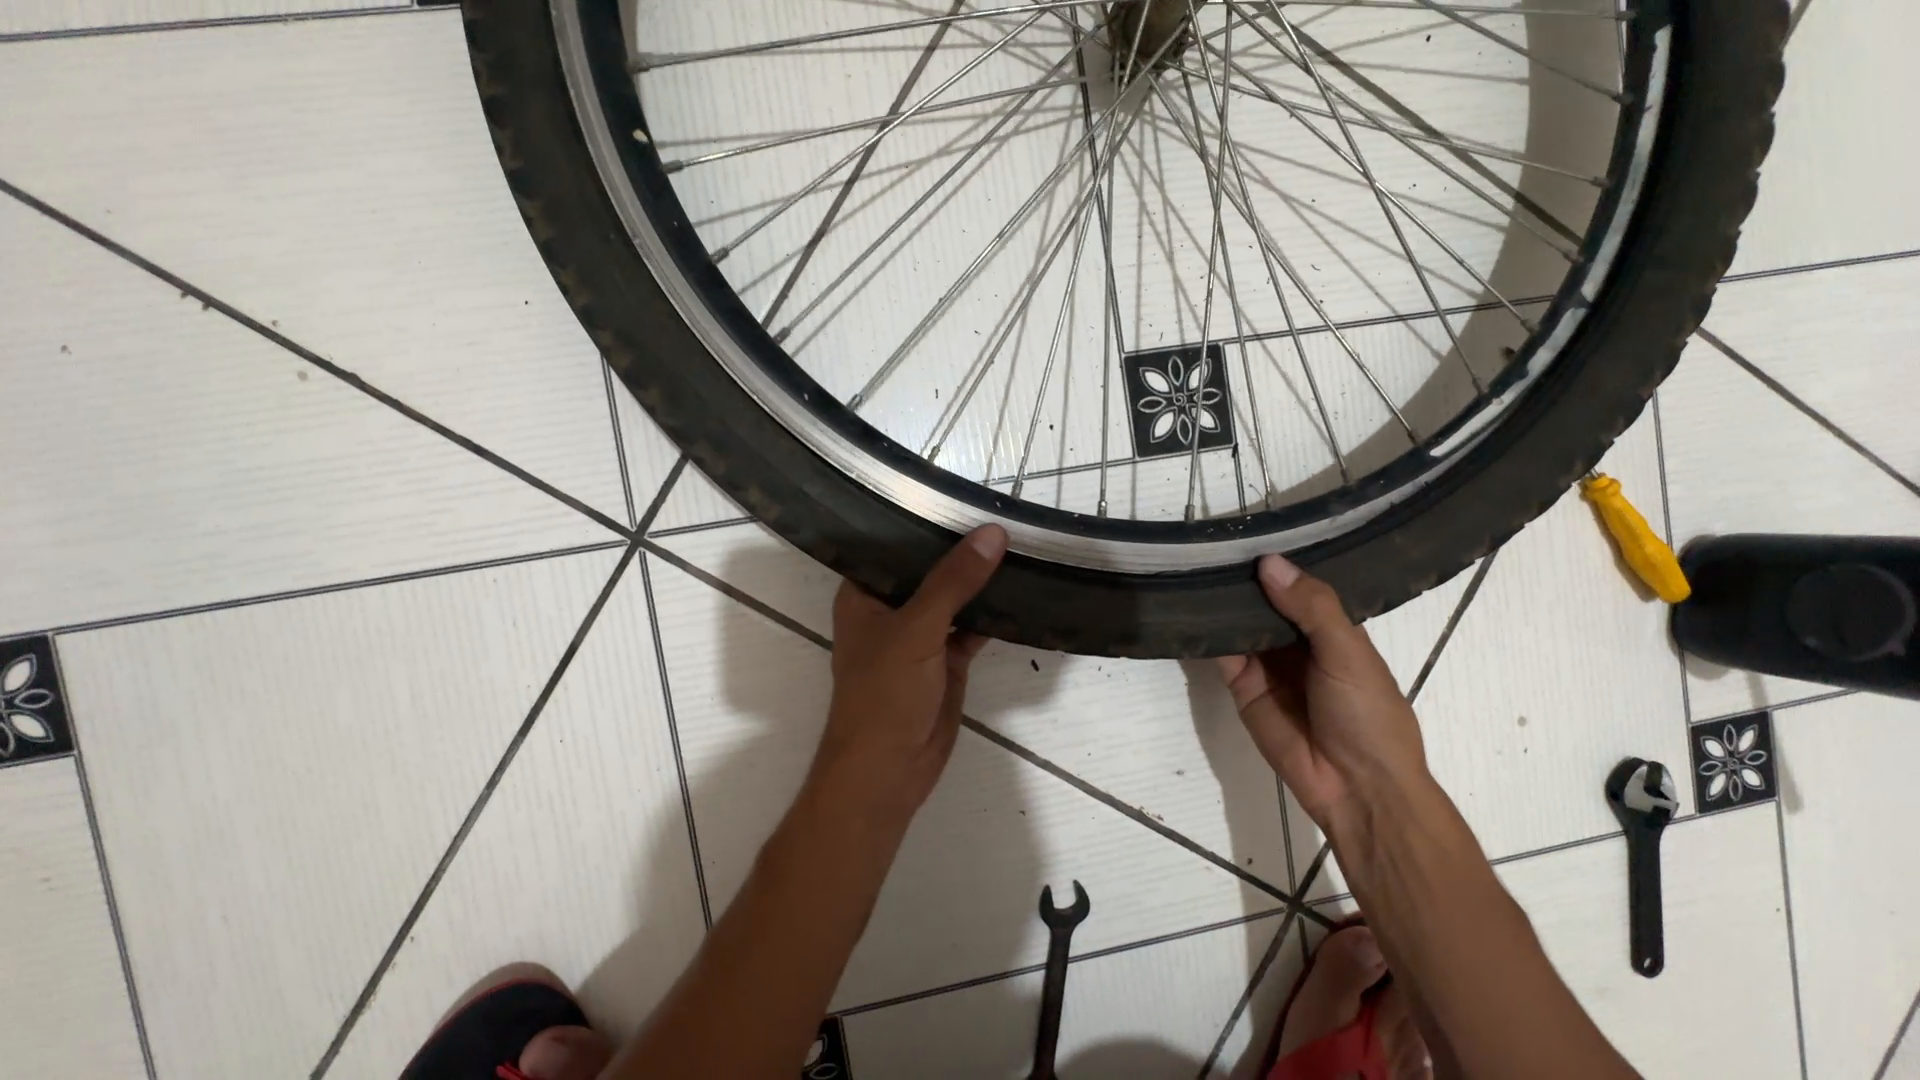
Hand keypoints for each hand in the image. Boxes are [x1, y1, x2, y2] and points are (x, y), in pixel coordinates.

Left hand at [814, 525, 1008, 819]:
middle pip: (929, 569)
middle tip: (1004, 511)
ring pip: (955, 598)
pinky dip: (995, 613)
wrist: (889, 770)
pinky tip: (1023, 590)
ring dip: (981, 579)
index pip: (892, 543)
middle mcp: (890, 608)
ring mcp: (920, 635)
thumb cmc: (884, 694)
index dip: (923, 518)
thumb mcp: (916, 629)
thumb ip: (954, 581)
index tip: (961, 490)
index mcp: (864, 593)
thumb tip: (993, 533)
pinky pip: (973, 627)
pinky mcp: (947, 660)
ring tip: (1021, 541)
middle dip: (961, 547)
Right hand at [1218, 555, 1430, 835]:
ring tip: (1191, 564)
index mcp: (1333, 629)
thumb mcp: (1349, 652)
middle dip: (1242, 578)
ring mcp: (1267, 665)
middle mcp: (1298, 642)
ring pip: (1240, 624)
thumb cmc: (1369, 714)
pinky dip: (1206, 635)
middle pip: (1264, 602)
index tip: (1246, 528)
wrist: (1357, 787)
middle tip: (1207, 540)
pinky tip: (1187, 607)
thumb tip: (1269, 562)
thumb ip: (1312, 607)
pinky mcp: (1241, 687)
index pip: (1300, 585)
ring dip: (1221, 602)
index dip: (1278, 562)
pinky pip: (1221, 654)